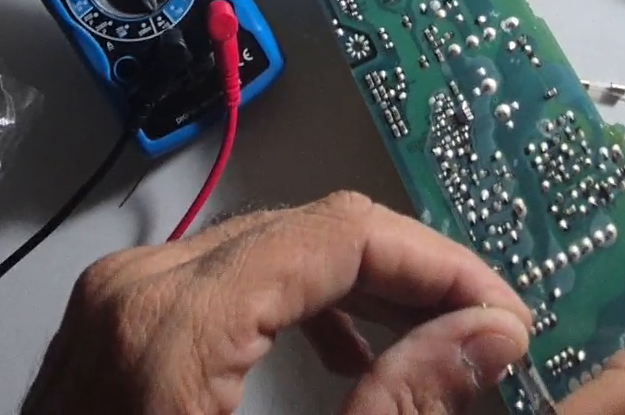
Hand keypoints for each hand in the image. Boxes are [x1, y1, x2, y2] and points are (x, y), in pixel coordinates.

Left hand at [23, 190, 532, 413]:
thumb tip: (487, 333)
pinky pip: (232, 272)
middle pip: (309, 228)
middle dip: (408, 271)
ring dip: (361, 283)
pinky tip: (345, 347)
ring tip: (432, 333)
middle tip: (483, 326)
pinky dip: (301, 297)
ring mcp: (122, 290)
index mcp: (171, 325)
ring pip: (275, 242)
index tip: (502, 312)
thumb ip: (397, 413)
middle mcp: (140, 281)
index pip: (336, 236)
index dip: (436, 264)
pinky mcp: (122, 311)